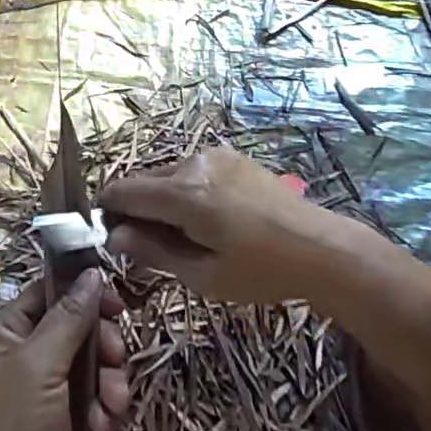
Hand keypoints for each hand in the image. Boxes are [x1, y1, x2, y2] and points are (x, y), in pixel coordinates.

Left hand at [0, 270, 130, 430]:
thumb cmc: (14, 428)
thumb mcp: (39, 365)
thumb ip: (69, 317)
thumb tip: (91, 272)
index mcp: (10, 332)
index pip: (50, 291)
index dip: (83, 291)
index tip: (115, 301)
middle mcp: (29, 355)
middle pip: (79, 326)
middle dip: (103, 343)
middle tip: (115, 356)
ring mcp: (49, 389)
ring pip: (94, 362)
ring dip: (111, 380)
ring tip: (113, 403)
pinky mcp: (68, 420)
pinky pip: (99, 397)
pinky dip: (107, 408)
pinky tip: (105, 426)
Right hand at [100, 149, 345, 303]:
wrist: (322, 247)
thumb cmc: (261, 271)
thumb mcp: (204, 275)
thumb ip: (153, 252)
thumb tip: (113, 238)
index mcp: (184, 192)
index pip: (123, 191)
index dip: (108, 212)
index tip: (110, 238)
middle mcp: (194, 162)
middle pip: (145, 183)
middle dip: (139, 212)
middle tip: (156, 250)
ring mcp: (216, 155)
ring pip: (170, 177)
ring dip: (165, 203)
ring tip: (191, 238)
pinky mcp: (232, 156)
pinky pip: (194, 171)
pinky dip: (188, 192)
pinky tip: (212, 220)